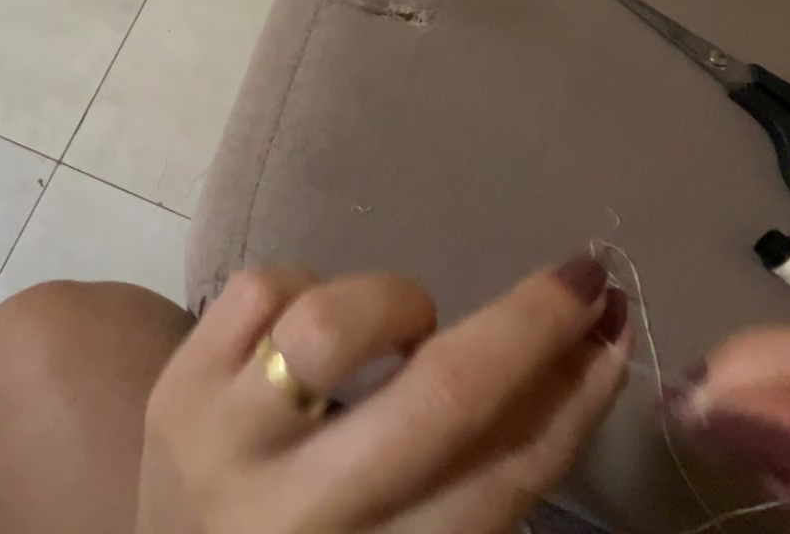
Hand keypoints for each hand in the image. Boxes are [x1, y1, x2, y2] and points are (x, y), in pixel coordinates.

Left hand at [134, 258, 633, 533]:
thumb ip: (482, 467)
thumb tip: (575, 358)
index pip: (504, 474)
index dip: (572, 392)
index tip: (612, 325)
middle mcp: (305, 515)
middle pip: (439, 397)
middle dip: (526, 325)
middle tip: (578, 280)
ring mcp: (226, 442)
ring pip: (331, 322)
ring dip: (396, 303)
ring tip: (403, 327)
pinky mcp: (177, 387)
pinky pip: (260, 288)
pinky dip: (307, 286)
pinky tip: (308, 326)